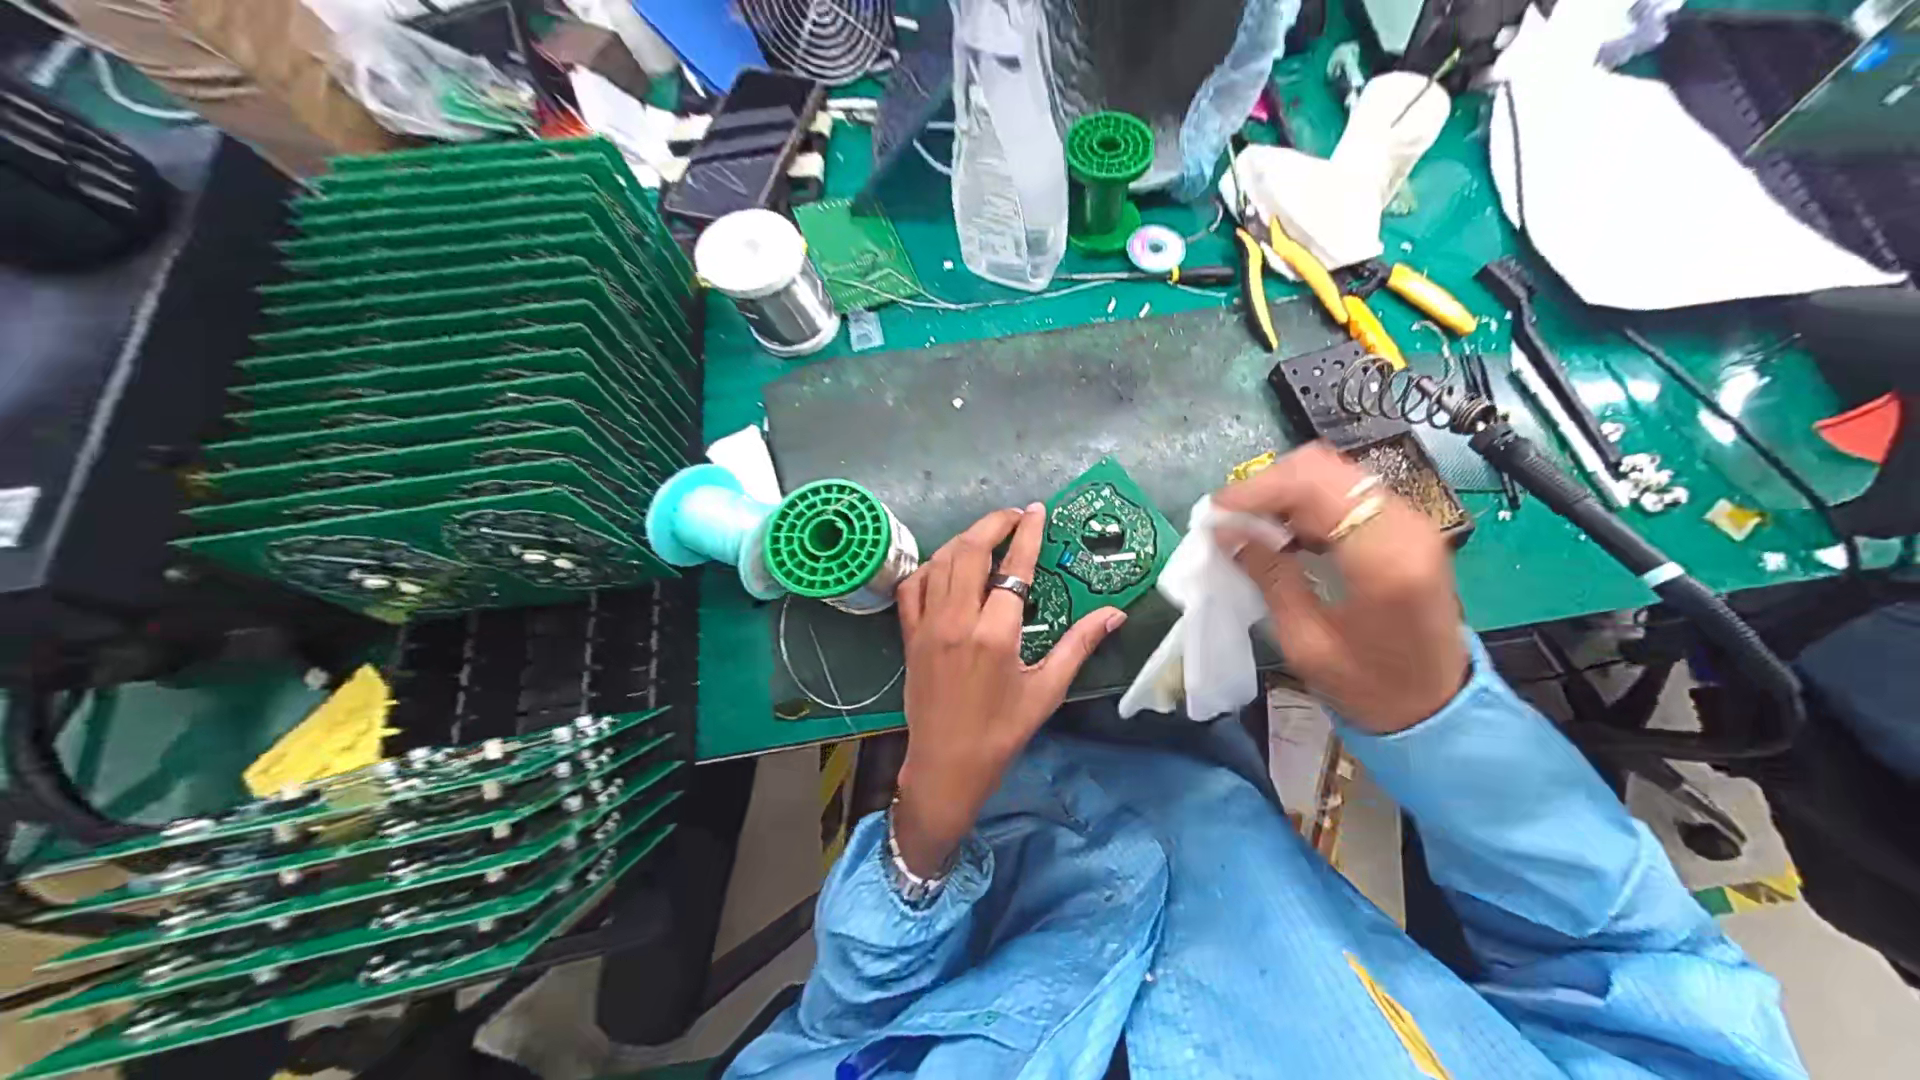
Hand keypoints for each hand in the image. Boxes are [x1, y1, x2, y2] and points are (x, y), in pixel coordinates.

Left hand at [890, 504, 1124, 875]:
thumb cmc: (1001, 732)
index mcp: (995, 634)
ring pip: (941, 561)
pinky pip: (913, 586)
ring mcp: (927, 626)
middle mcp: (957, 620)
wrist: (946, 765)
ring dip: (965, 540)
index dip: (1027, 533)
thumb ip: (1078, 645)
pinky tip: (947, 566)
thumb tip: (1114, 613)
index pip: (1014, 567)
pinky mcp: (909, 635)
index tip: (1037, 511)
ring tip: (989, 535)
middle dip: (994, 523)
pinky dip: (930, 566)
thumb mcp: (1046, 690)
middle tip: (1015, 516)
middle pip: (971, 551)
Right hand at [1214, 442, 1468, 734]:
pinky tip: (1282, 530)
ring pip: (1333, 473)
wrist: (1436, 707)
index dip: (1256, 490)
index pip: (1312, 487)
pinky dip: (1306, 501)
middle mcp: (1405, 527)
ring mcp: (1411, 523)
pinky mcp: (1407, 528)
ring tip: (1249, 524)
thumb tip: (1226, 532)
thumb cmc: (1368, 685)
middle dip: (1267, 485)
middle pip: (1323, 469)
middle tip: (1230, 517)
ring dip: (1284, 491)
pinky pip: (1346, 492)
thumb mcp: (1305, 640)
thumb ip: (1269, 577)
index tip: (1216, 510)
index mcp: (1382, 559)